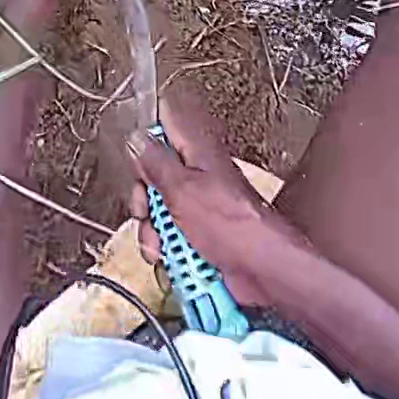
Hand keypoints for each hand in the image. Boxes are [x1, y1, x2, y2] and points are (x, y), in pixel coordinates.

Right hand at [126, 97, 312, 307]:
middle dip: (145, 199)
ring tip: (163, 245)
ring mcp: (198, 205)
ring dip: (154, 230)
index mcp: (196, 153)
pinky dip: (167, 248)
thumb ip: (156, 162)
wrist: (263, 271)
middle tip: (149, 211)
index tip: (137, 161)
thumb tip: (136, 137)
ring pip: (159, 209)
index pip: (164, 126)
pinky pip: (171, 234)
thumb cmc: (234, 226)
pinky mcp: (200, 232)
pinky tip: (172, 259)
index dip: (144, 139)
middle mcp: (197, 175)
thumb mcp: (182, 190)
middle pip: (154, 174)